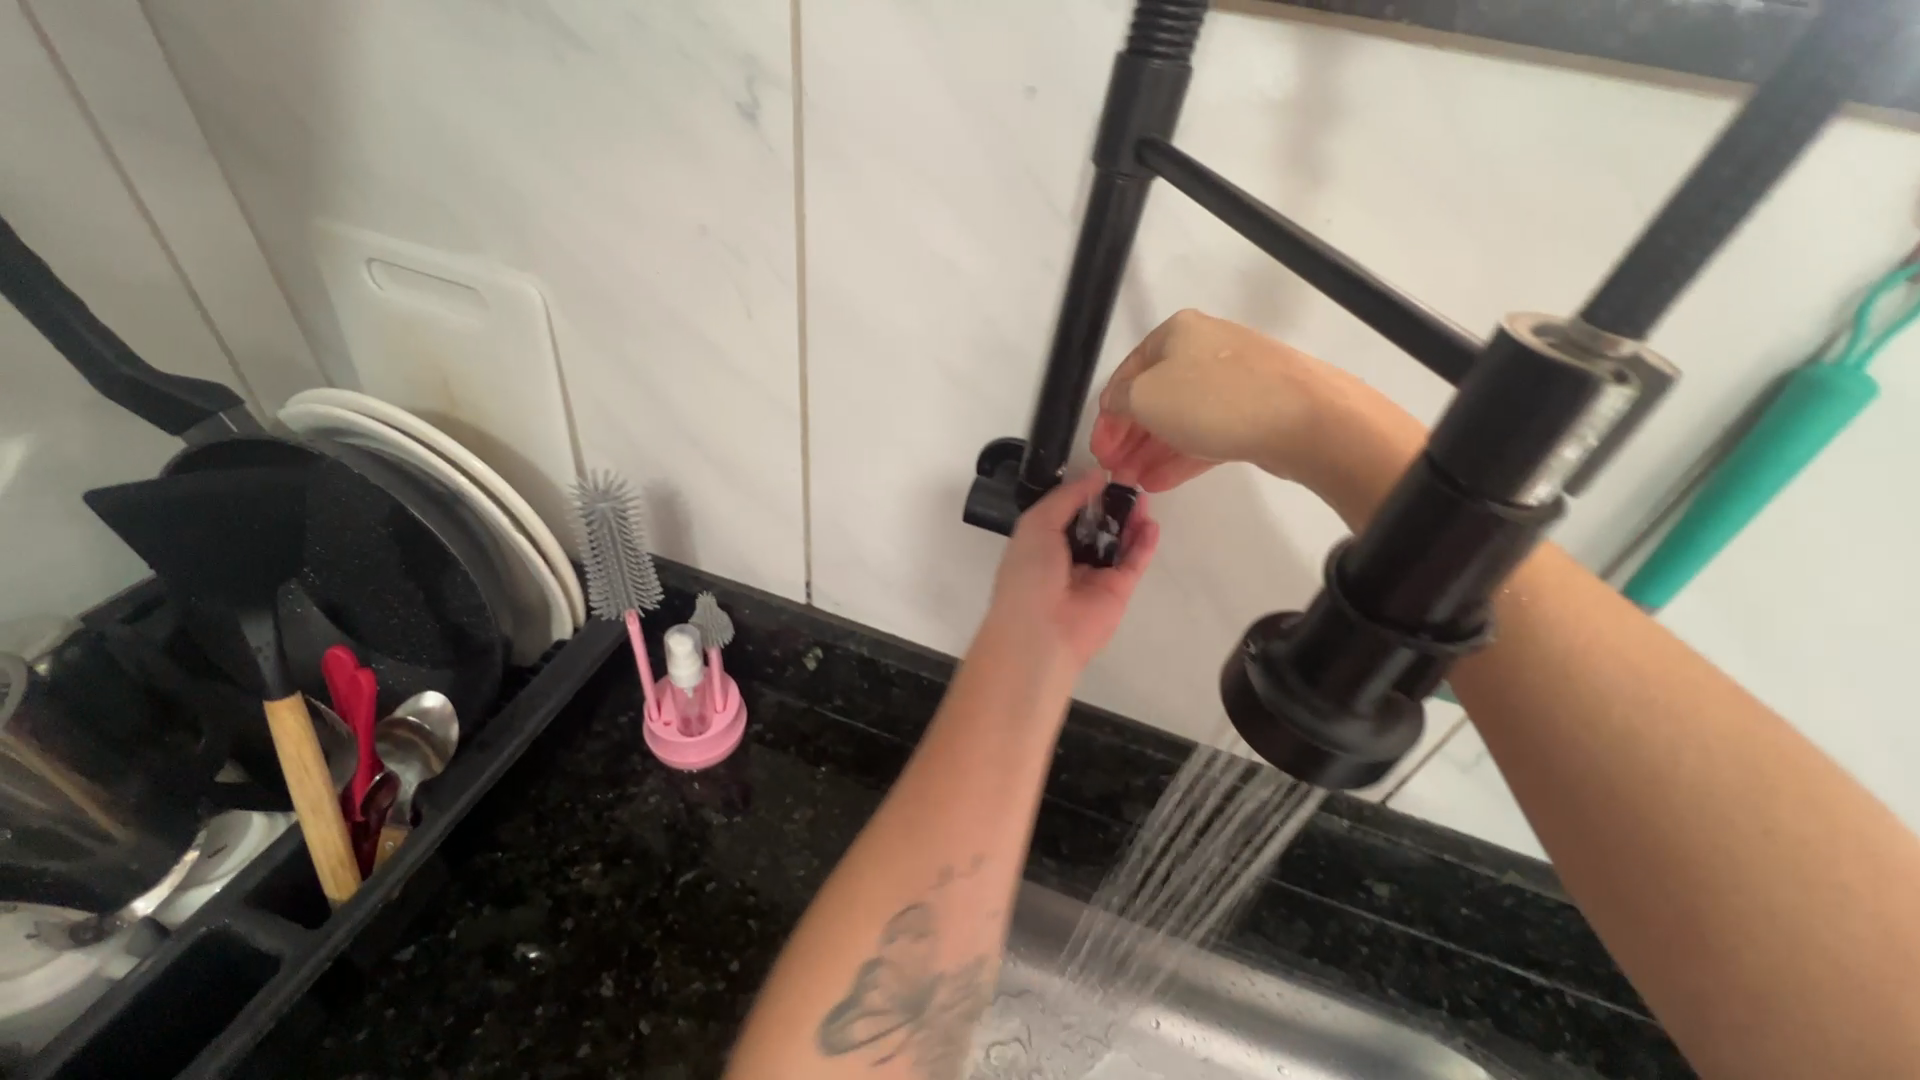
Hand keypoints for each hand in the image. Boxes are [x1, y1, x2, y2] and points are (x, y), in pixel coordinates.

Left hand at [983, 471, 1160, 668]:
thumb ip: (1067, 497)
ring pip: (1119, 541)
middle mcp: (1069, 557)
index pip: (1068, 512)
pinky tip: (1151, 523)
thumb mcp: (1038, 524)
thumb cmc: (1030, 573)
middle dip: (1113, 504)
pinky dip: (1144, 543)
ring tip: (1143, 497)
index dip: (1086, 493)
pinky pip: (1134, 561)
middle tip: (1131, 481)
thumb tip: (1095, 475)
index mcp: (1042, 542)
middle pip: (1098, 525)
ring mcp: (1096, 574)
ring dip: (1130, 519)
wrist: (1042, 631)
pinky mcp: (1118, 590)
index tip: (1105, 471)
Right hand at [1090, 309, 1425, 526]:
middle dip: (1129, 437)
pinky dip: (1180, 456)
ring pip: (1179, 420)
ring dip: (1151, 451)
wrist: (1304, 419)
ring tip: (1132, 483)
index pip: (1126, 375)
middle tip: (1113, 470)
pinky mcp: (1252, 413)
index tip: (1098, 450)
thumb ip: (1119, 400)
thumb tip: (1116, 404)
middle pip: (1153, 398)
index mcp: (1176, 334)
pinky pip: (1205, 435)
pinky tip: (1159, 482)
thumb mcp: (1146, 397)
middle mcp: (1203, 350)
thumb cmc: (1214, 399)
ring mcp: (1232, 382)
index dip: (1106, 415)